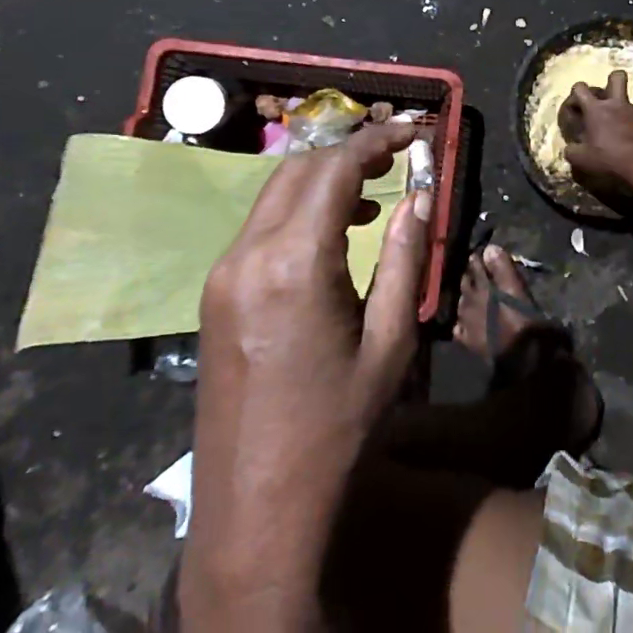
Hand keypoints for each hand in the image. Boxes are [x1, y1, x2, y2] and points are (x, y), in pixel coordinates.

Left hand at [182, 122, 431, 631]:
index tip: (412, 131)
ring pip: (273, 196)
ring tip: (372, 201)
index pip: (335, 169)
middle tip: (395, 162)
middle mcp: (247, 251)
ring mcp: (222, 270)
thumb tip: (419, 200)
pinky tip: (329, 240)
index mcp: (293, 260)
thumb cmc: (336, 431)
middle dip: (347, 155)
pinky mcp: (214, 291)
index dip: (376, 141)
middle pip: (298, 170)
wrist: (255, 501)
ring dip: (321, 184)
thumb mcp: (388, 346)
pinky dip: (296, 216)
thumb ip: (405, 261)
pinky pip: (258, 230)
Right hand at [560, 70, 632, 195]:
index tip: (576, 107)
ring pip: (630, 103)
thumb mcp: (580, 159)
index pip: (580, 88)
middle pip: (617, 77)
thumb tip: (570, 148)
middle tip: (608, 96)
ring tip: (623, 130)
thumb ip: (572, 150)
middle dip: (612, 80)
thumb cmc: (609, 158)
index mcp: (595, 110)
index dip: (576, 93)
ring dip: (624, 113)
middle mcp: (617, 105)